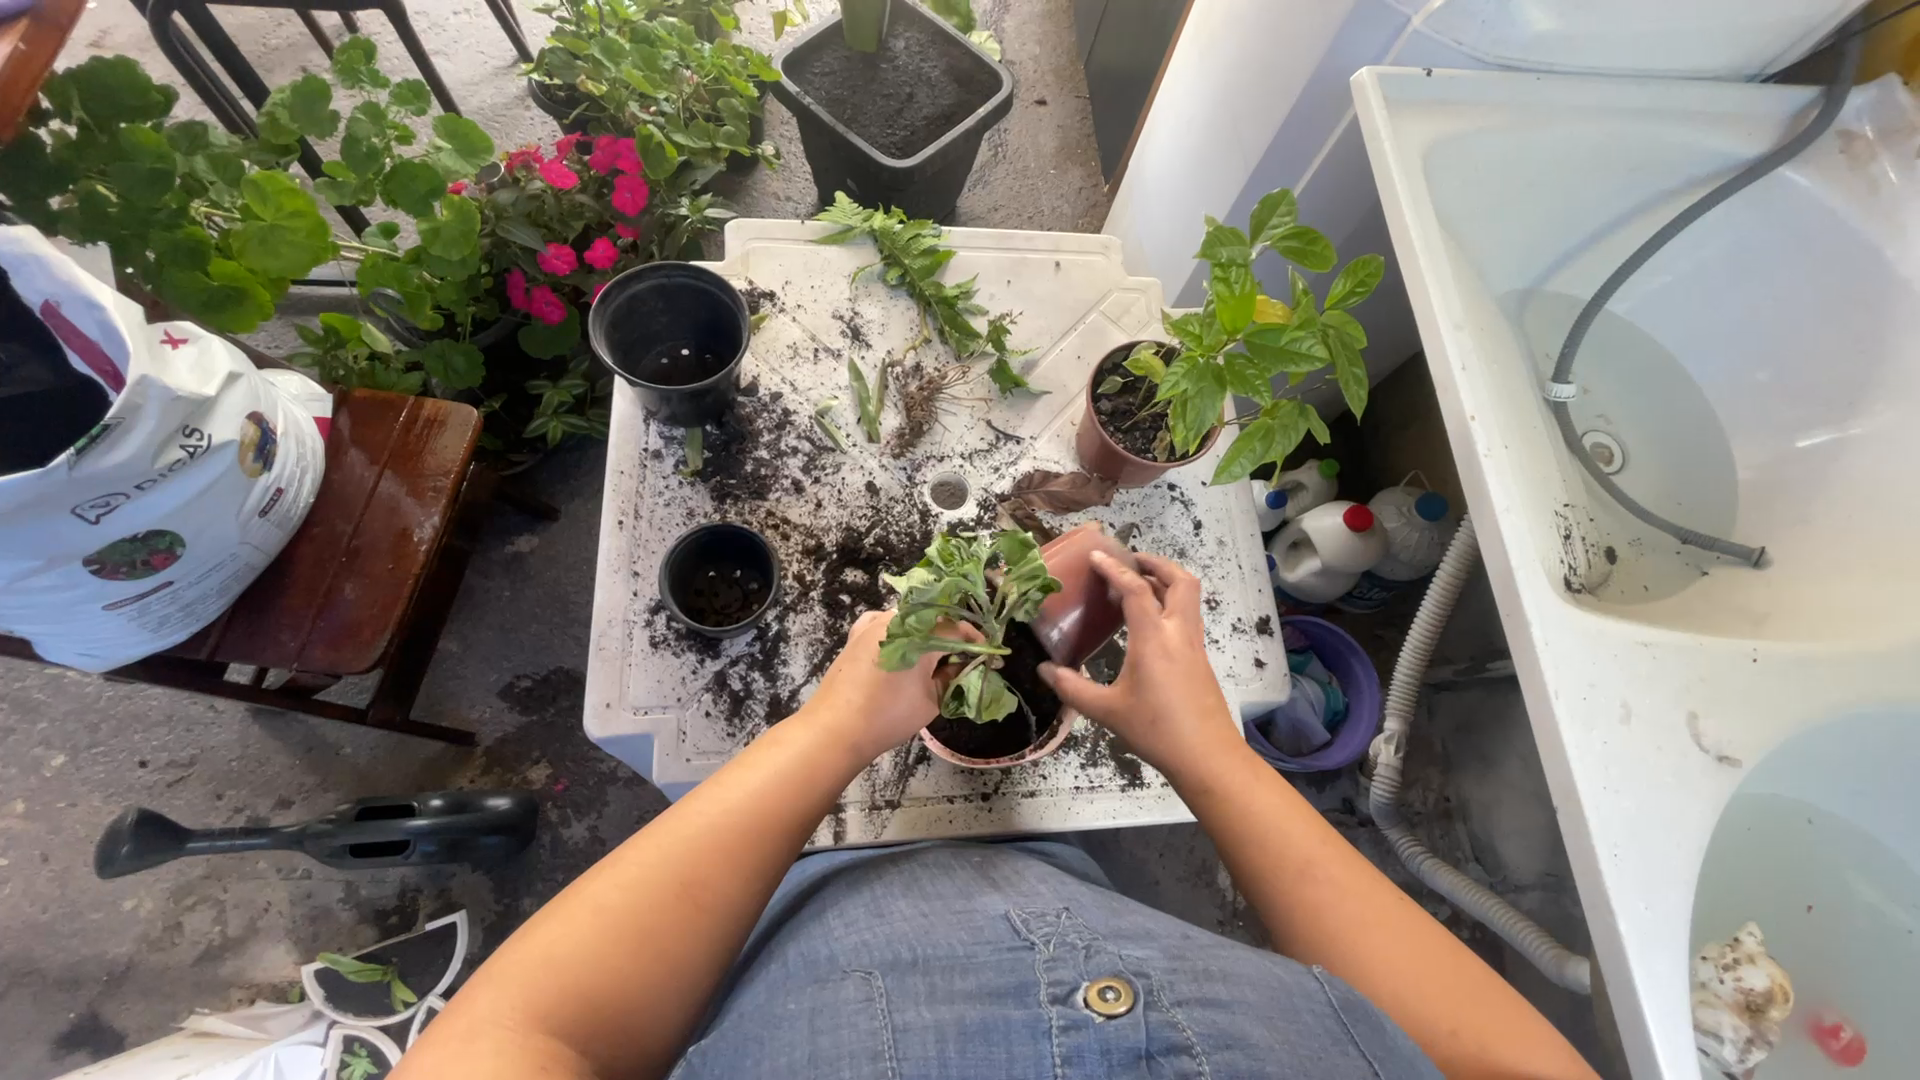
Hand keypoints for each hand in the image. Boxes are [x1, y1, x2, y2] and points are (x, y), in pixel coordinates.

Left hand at [796, 610, 976, 762]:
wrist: (835, 728)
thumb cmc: (887, 717)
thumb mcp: (931, 701)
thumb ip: (950, 678)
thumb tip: (959, 666)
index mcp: (920, 635)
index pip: (957, 629)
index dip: (975, 640)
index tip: (988, 653)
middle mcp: (897, 620)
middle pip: (934, 618)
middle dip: (952, 635)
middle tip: (964, 656)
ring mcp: (873, 624)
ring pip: (909, 617)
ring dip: (926, 630)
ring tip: (935, 653)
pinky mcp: (856, 634)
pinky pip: (883, 621)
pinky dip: (898, 628)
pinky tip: (901, 642)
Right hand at [1040, 551, 1238, 776]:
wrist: (1208, 758)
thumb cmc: (1156, 731)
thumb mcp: (1107, 711)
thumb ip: (1073, 688)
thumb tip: (1044, 670)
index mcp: (1154, 638)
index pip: (1135, 589)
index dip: (1114, 568)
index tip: (1096, 556)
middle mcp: (1179, 633)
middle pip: (1180, 580)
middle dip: (1157, 564)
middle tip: (1130, 562)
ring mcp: (1194, 646)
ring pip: (1189, 598)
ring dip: (1166, 582)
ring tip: (1138, 585)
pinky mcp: (1200, 660)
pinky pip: (1187, 617)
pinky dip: (1170, 605)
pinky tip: (1149, 624)